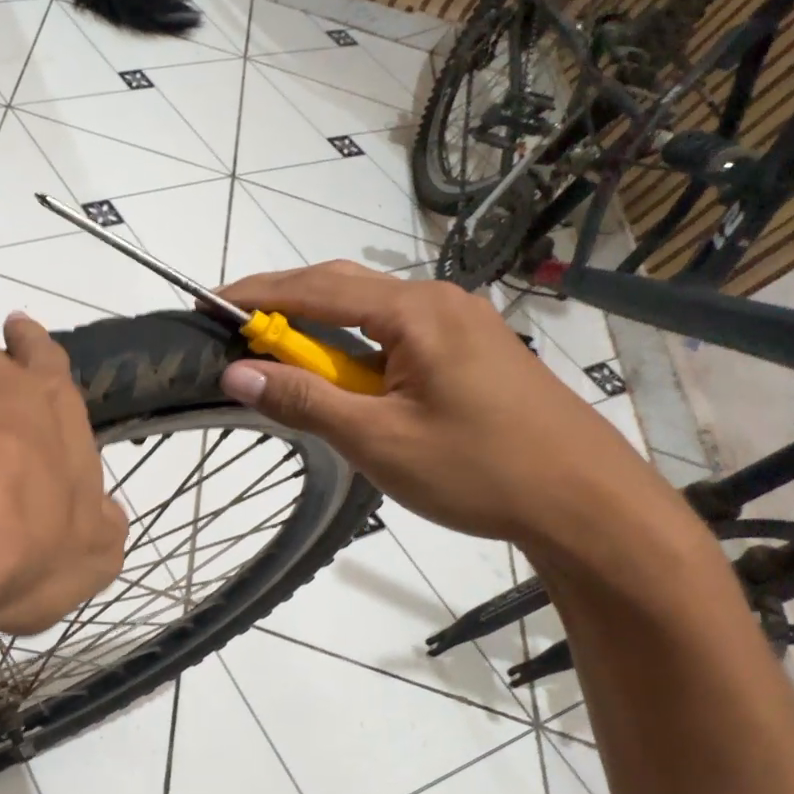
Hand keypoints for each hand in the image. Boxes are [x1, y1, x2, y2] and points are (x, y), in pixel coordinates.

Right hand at [211, 262, 678, 544]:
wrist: (588, 505)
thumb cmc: (479, 469)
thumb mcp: (375, 439)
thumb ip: (302, 400)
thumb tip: (234, 373)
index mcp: (416, 312)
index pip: (315, 289)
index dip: (254, 295)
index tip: (204, 304)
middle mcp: (438, 302)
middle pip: (340, 287)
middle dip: (280, 302)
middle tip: (227, 325)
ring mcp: (459, 325)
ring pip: (366, 310)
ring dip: (314, 326)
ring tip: (267, 350)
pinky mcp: (469, 352)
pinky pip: (390, 333)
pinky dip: (347, 345)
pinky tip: (330, 372)